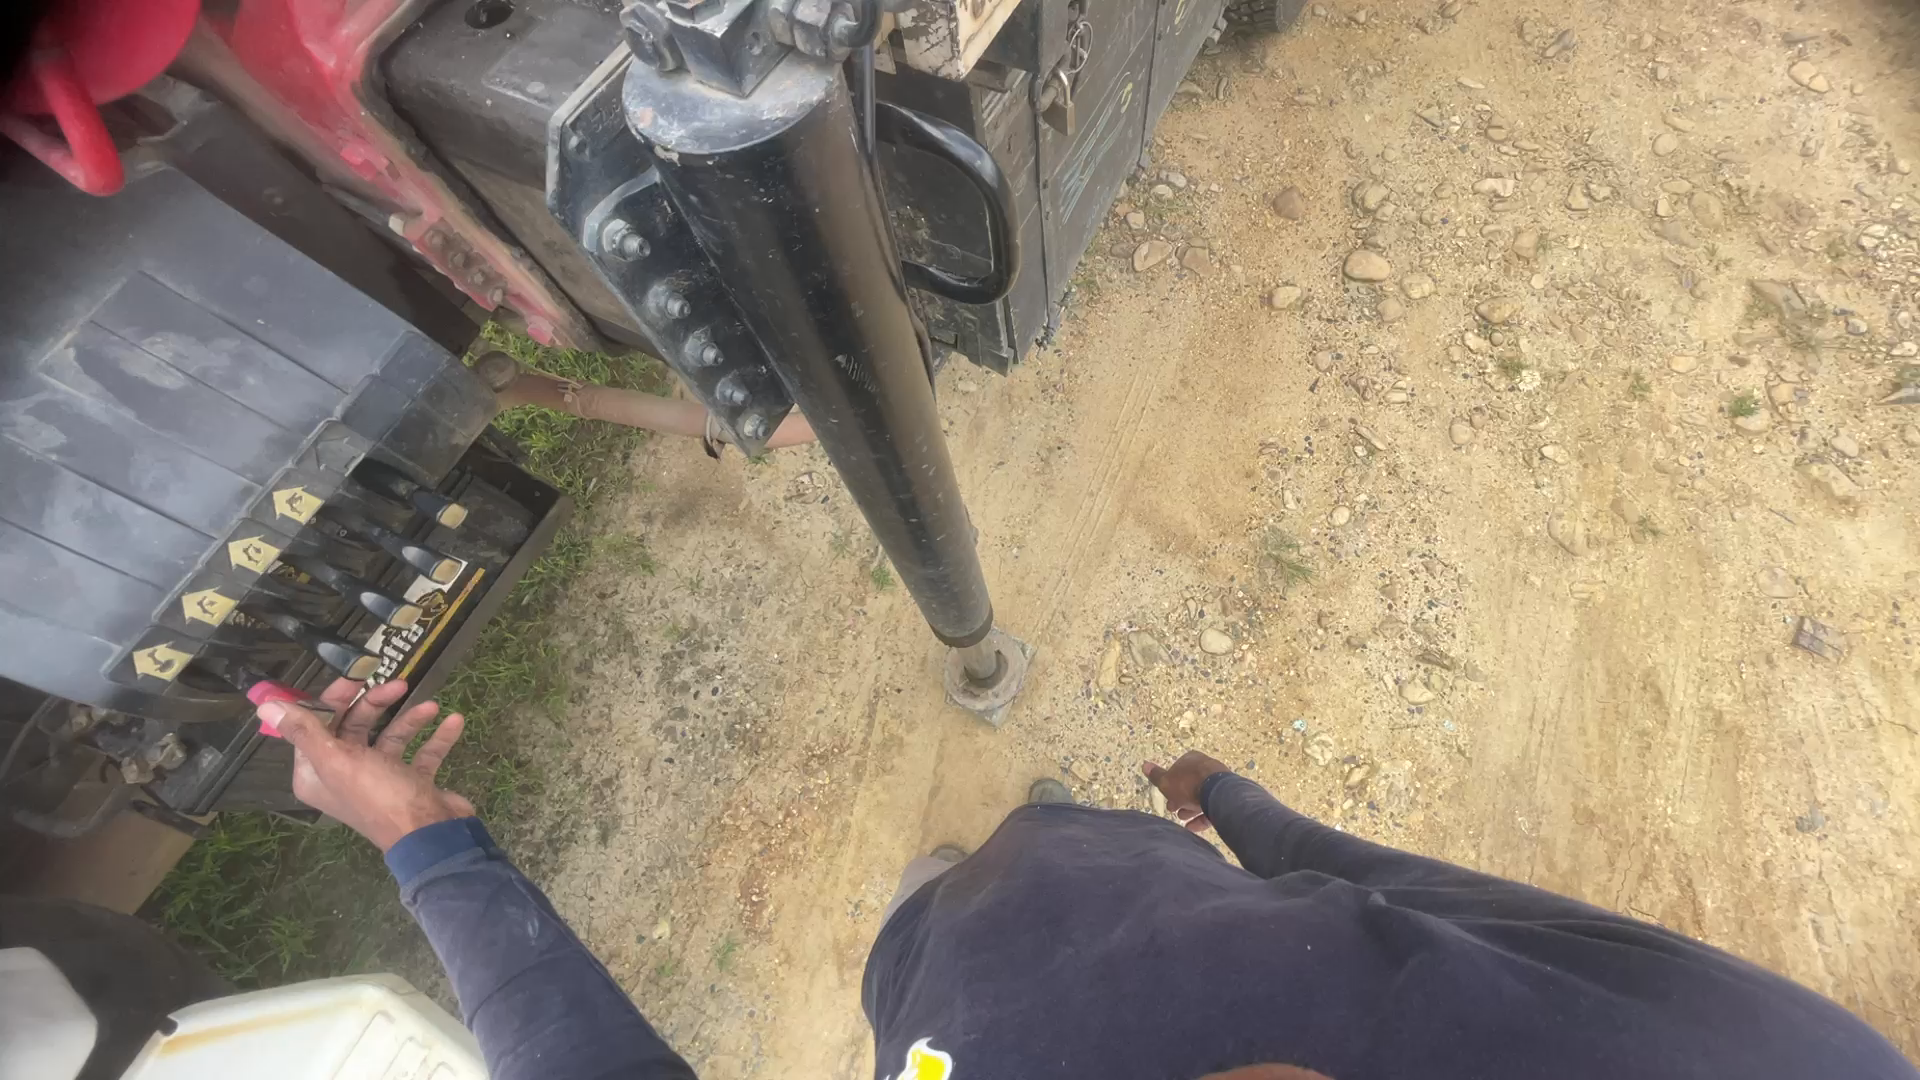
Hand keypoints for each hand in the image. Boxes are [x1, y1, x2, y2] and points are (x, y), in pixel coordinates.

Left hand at [259, 677, 475, 851]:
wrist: (430, 832)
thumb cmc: (381, 796)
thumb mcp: (340, 761)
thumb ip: (306, 732)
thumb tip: (266, 707)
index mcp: (319, 772)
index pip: (318, 726)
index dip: (335, 700)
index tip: (357, 678)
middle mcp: (346, 774)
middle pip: (357, 728)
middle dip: (377, 705)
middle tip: (400, 685)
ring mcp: (383, 778)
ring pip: (392, 738)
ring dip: (412, 719)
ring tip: (432, 705)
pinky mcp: (413, 781)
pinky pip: (423, 752)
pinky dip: (438, 737)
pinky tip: (454, 722)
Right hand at [1142, 751, 1231, 832]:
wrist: (1217, 794)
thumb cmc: (1187, 784)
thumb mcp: (1166, 781)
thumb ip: (1156, 775)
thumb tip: (1144, 764)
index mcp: (1191, 759)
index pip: (1178, 770)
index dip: (1170, 784)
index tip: (1166, 797)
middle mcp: (1206, 767)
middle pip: (1189, 784)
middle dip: (1180, 798)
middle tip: (1173, 809)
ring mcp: (1218, 783)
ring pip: (1200, 796)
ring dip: (1189, 808)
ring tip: (1181, 819)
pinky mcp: (1225, 797)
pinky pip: (1211, 807)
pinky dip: (1201, 817)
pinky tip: (1192, 827)